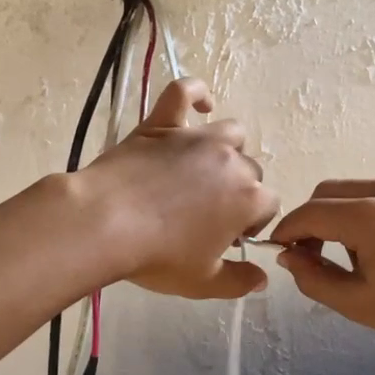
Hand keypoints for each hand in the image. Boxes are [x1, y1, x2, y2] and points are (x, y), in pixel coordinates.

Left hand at [79, 78, 277, 299]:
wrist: (106, 223)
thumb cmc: (158, 257)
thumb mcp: (204, 283)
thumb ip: (239, 280)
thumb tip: (262, 278)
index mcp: (248, 199)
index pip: (268, 205)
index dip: (252, 222)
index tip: (228, 238)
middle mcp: (230, 161)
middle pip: (250, 170)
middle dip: (238, 190)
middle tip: (208, 214)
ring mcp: (197, 138)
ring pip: (230, 132)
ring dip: (227, 149)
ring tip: (205, 169)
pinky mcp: (162, 123)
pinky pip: (185, 92)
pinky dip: (196, 93)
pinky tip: (200, 103)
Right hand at [269, 177, 374, 356]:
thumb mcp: (358, 303)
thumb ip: (313, 277)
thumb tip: (288, 255)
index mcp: (371, 217)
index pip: (310, 212)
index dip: (287, 230)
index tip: (279, 250)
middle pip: (330, 191)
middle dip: (313, 220)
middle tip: (312, 254)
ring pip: (358, 191)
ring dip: (342, 216)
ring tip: (357, 257)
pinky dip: (371, 214)